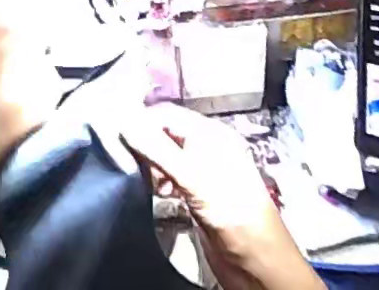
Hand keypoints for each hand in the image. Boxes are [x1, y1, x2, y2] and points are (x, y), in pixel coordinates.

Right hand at [121, 103, 322, 289]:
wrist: (258, 264)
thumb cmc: (235, 215)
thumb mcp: (194, 178)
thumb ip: (159, 150)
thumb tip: (128, 126)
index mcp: (212, 134)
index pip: (170, 114)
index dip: (145, 121)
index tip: (120, 134)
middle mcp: (208, 149)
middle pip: (168, 133)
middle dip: (147, 143)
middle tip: (131, 159)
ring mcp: (203, 173)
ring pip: (168, 156)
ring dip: (153, 163)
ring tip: (146, 178)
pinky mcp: (198, 197)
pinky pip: (172, 178)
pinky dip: (160, 180)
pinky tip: (158, 192)